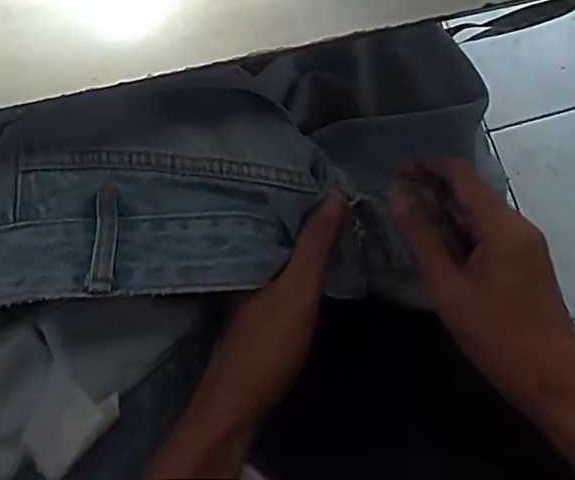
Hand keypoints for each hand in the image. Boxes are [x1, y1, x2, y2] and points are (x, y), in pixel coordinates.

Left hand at [145, 195, 345, 478]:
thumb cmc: (267, 343)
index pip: (276, 203)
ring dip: (303, 230)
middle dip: (304, 205)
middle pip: (277, 221)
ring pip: (280, 242)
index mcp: (250, 248)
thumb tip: (335, 193)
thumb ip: (315, 244)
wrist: (236, 407)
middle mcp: (245, 258)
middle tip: (339, 186)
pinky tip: (315, 250)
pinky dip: (298, 252)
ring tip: (334, 210)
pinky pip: (281, 260)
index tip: (329, 168)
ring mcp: (249, 280)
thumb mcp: (298, 289)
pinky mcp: (257, 299)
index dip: (301, 186)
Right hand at [393, 160, 574, 479]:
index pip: (463, 175)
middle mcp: (519, 224)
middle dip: (436, 188)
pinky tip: (444, 246)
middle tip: (398, 194)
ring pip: (482, 213)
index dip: (429, 165)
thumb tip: (399, 194)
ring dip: (449, 210)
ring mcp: (528, 243)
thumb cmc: (498, 337)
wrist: (556, 385)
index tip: (398, 167)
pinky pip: (493, 232)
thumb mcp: (449, 289)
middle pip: (473, 191)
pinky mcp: (530, 262)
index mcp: (503, 224)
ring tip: (413, 218)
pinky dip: (466, 230)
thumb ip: (423, 238)